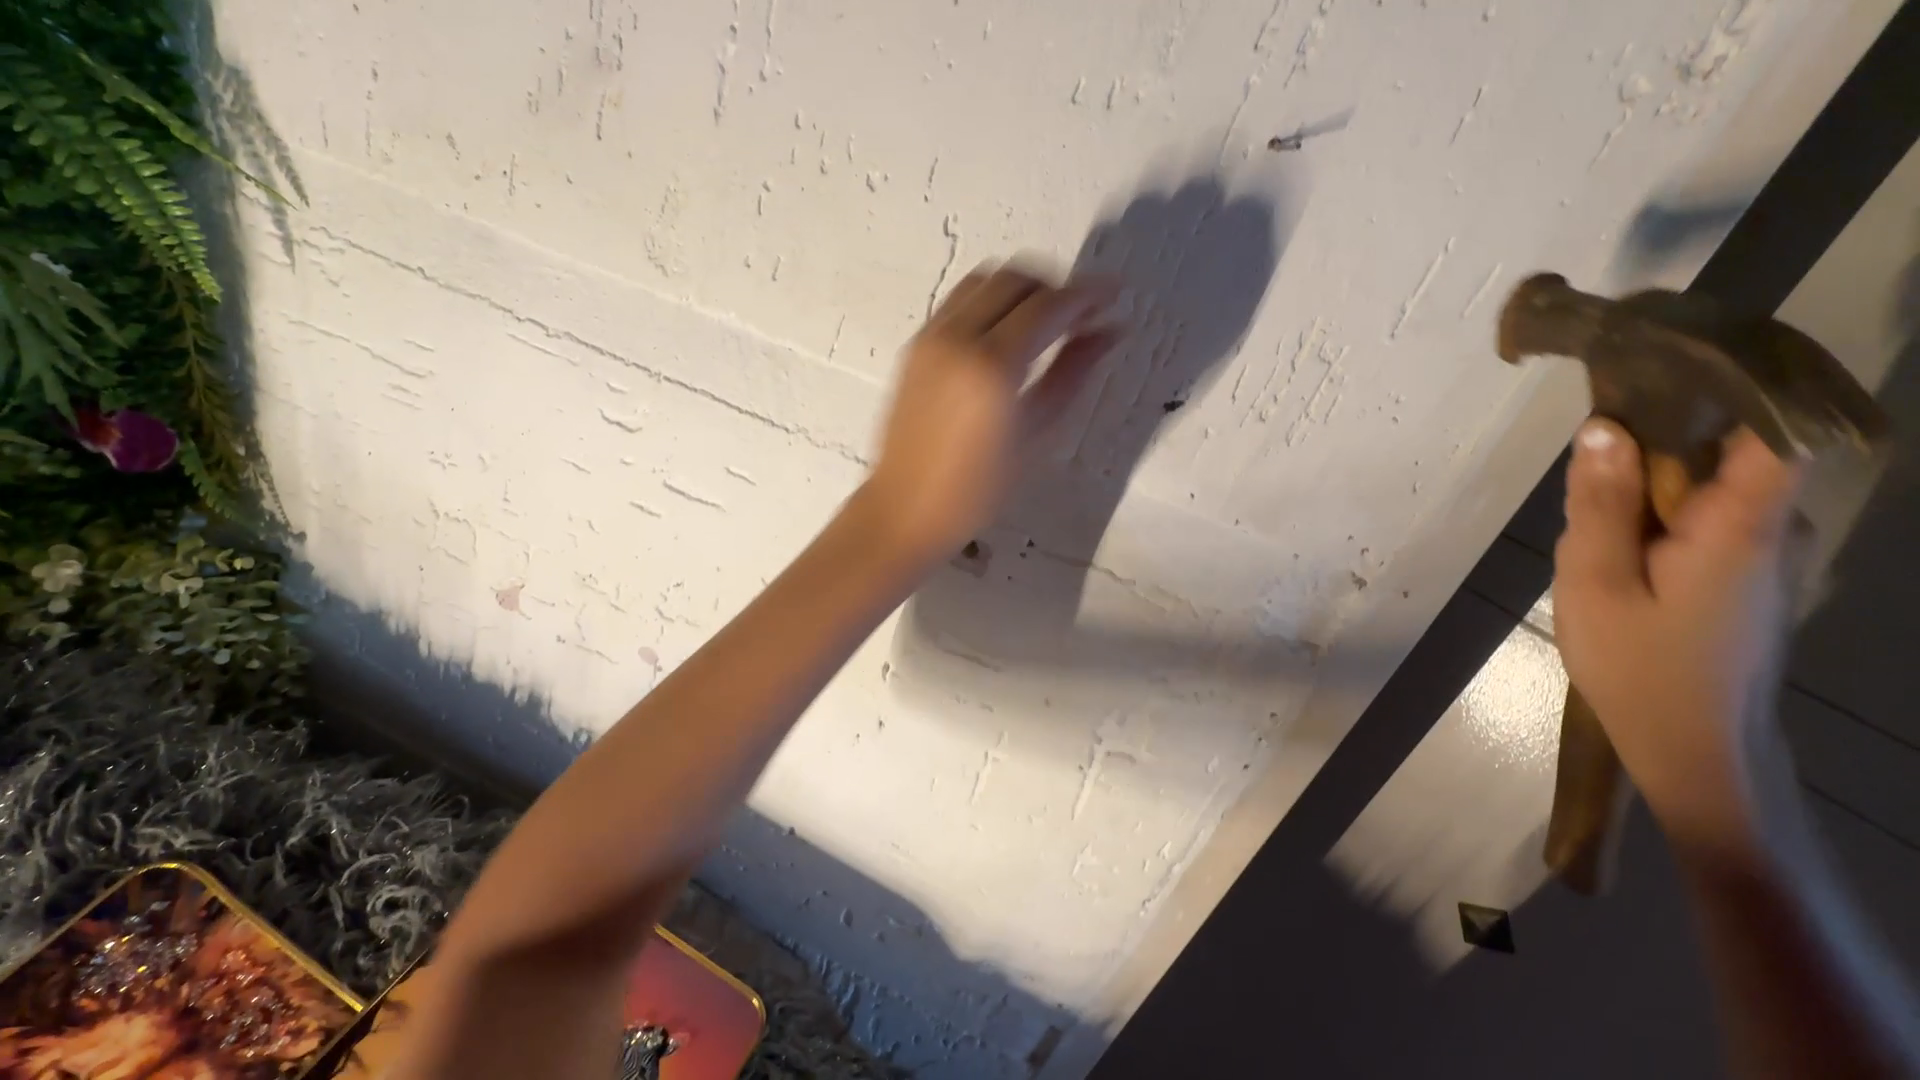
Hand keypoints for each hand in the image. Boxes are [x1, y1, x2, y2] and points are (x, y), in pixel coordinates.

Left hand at [861, 261, 1119, 563]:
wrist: (905, 508)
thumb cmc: (978, 489)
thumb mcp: (1038, 435)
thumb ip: (1074, 373)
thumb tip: (1109, 331)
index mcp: (993, 365)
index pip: (1048, 305)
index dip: (1087, 295)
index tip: (1113, 296)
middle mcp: (957, 338)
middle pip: (1016, 278)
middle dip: (1054, 287)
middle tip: (1080, 315)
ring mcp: (931, 338)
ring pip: (984, 279)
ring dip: (1021, 289)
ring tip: (1045, 322)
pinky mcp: (915, 345)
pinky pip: (959, 300)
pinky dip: (990, 300)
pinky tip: (1007, 334)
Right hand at [1553, 419, 1803, 856]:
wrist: (1700, 754)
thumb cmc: (1643, 670)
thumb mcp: (1595, 584)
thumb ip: (1600, 504)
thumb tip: (1605, 427)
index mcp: (1743, 524)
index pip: (1771, 425)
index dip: (1735, 384)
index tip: (1668, 364)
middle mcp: (1776, 528)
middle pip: (1725, 455)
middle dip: (1654, 454)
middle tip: (1589, 491)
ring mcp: (1770, 555)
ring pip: (1708, 493)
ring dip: (1650, 497)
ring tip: (1597, 546)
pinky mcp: (1755, 579)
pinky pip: (1708, 524)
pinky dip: (1663, 524)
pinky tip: (1622, 567)